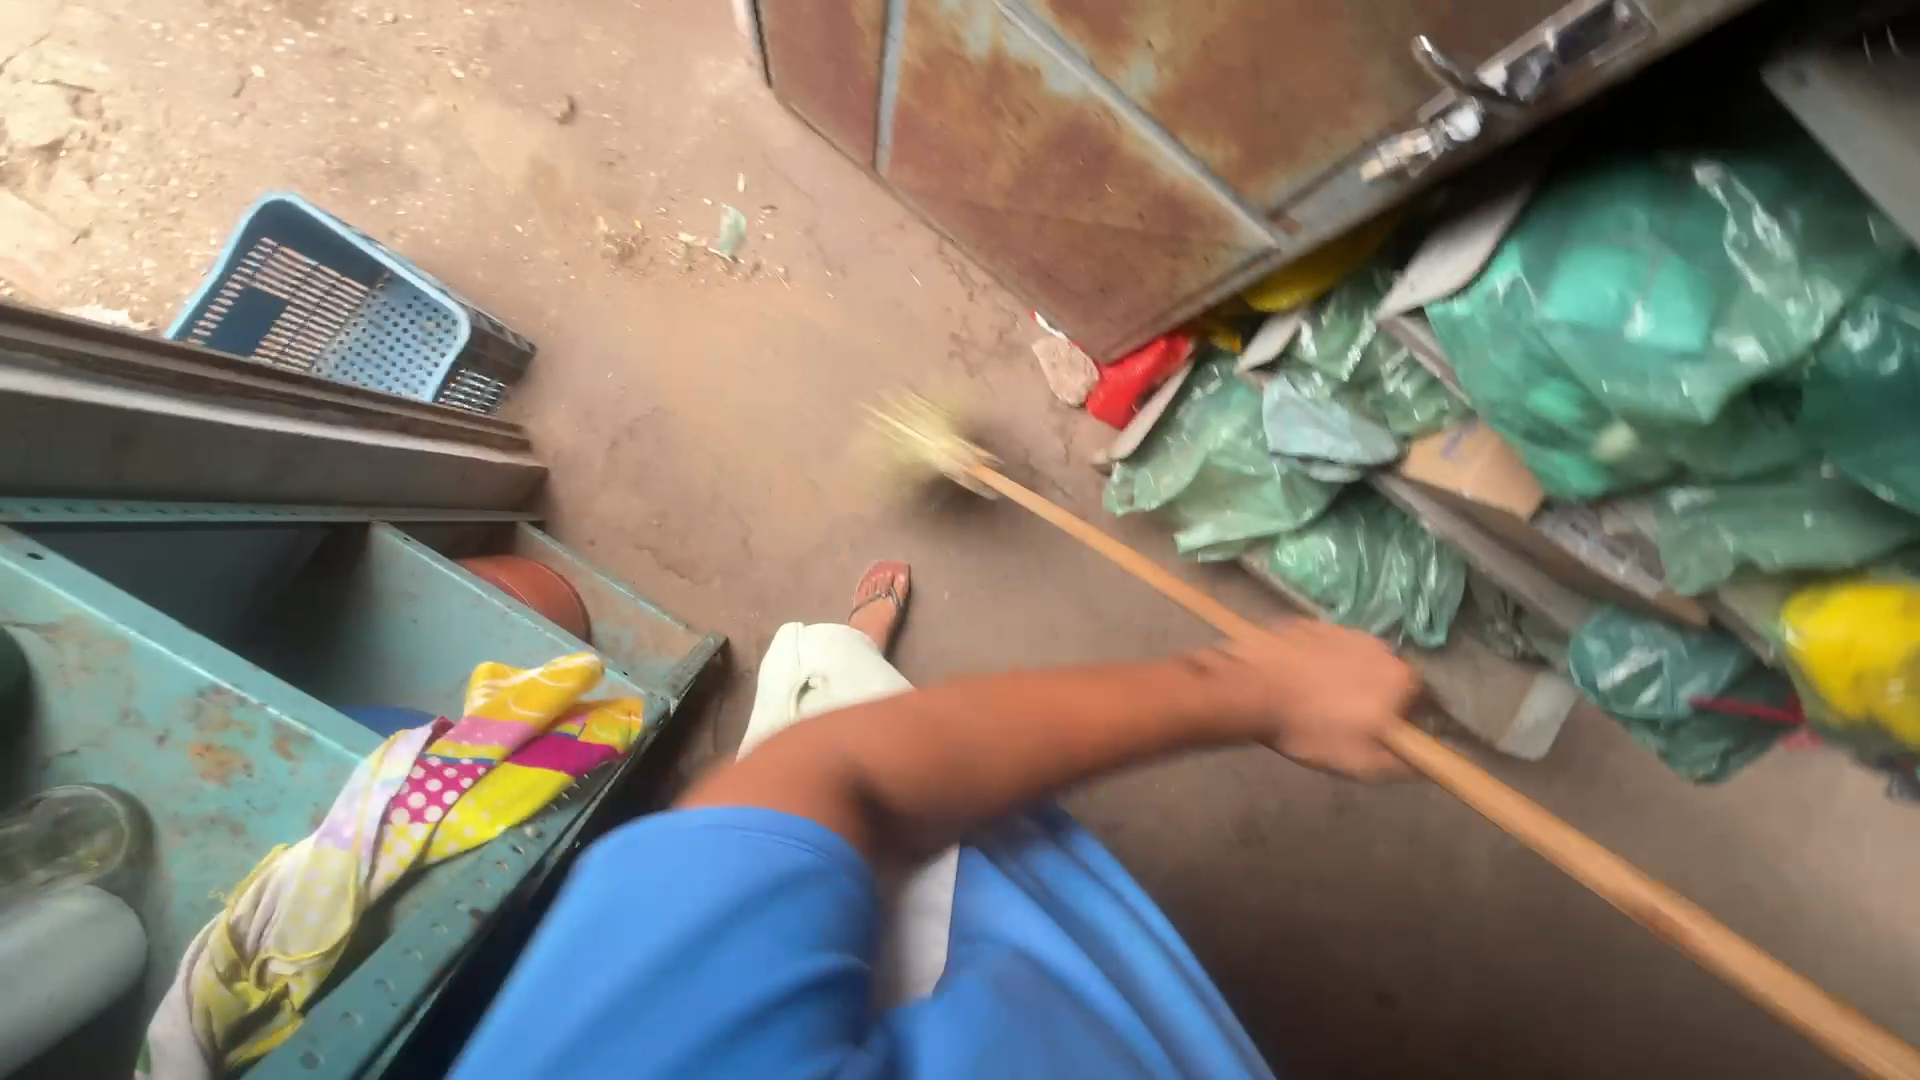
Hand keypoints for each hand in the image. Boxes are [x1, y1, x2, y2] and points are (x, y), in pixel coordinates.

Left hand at [1217, 621, 1420, 780]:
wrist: (1250, 690)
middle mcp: (1377, 645)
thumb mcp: (1362, 765)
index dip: (1409, 719)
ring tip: (1315, 698)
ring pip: (1352, 658)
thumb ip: (1403, 764)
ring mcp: (1338, 629)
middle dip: (1375, 695)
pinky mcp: (1304, 624)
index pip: (1425, 700)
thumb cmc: (1310, 730)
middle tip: (1346, 718)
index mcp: (1401, 677)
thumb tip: (1421, 762)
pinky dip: (1315, 660)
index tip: (1389, 732)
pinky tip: (1296, 678)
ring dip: (1343, 675)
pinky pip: (1320, 647)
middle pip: (1387, 675)